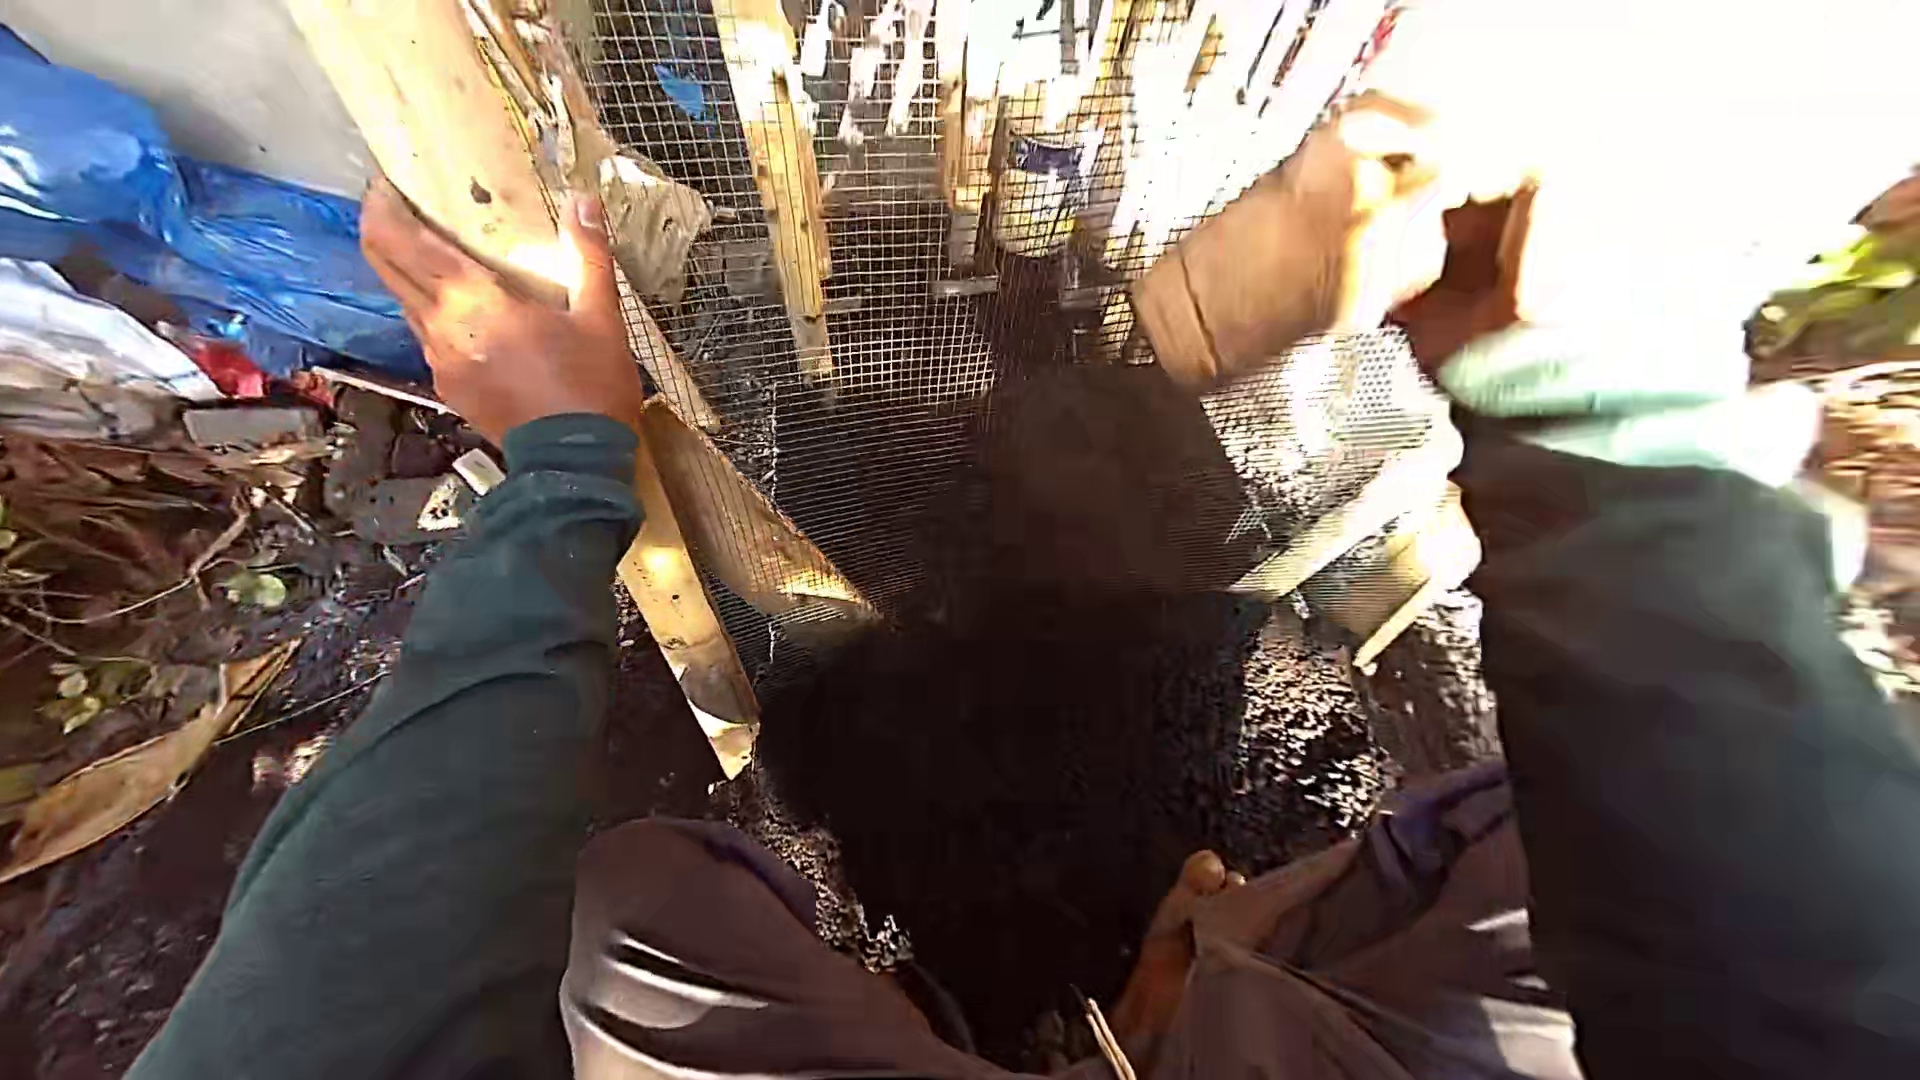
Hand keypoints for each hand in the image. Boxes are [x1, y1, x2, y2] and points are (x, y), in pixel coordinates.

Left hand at [359, 175, 642, 442]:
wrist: (577, 460)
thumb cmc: (592, 387)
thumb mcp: (603, 322)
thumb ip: (589, 259)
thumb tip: (583, 200)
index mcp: (474, 299)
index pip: (397, 236)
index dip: (383, 204)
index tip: (392, 185)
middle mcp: (441, 324)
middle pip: (384, 264)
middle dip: (386, 232)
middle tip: (410, 218)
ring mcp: (440, 361)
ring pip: (407, 305)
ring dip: (416, 281)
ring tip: (448, 274)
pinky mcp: (451, 389)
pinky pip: (430, 342)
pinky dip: (439, 321)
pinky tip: (473, 328)